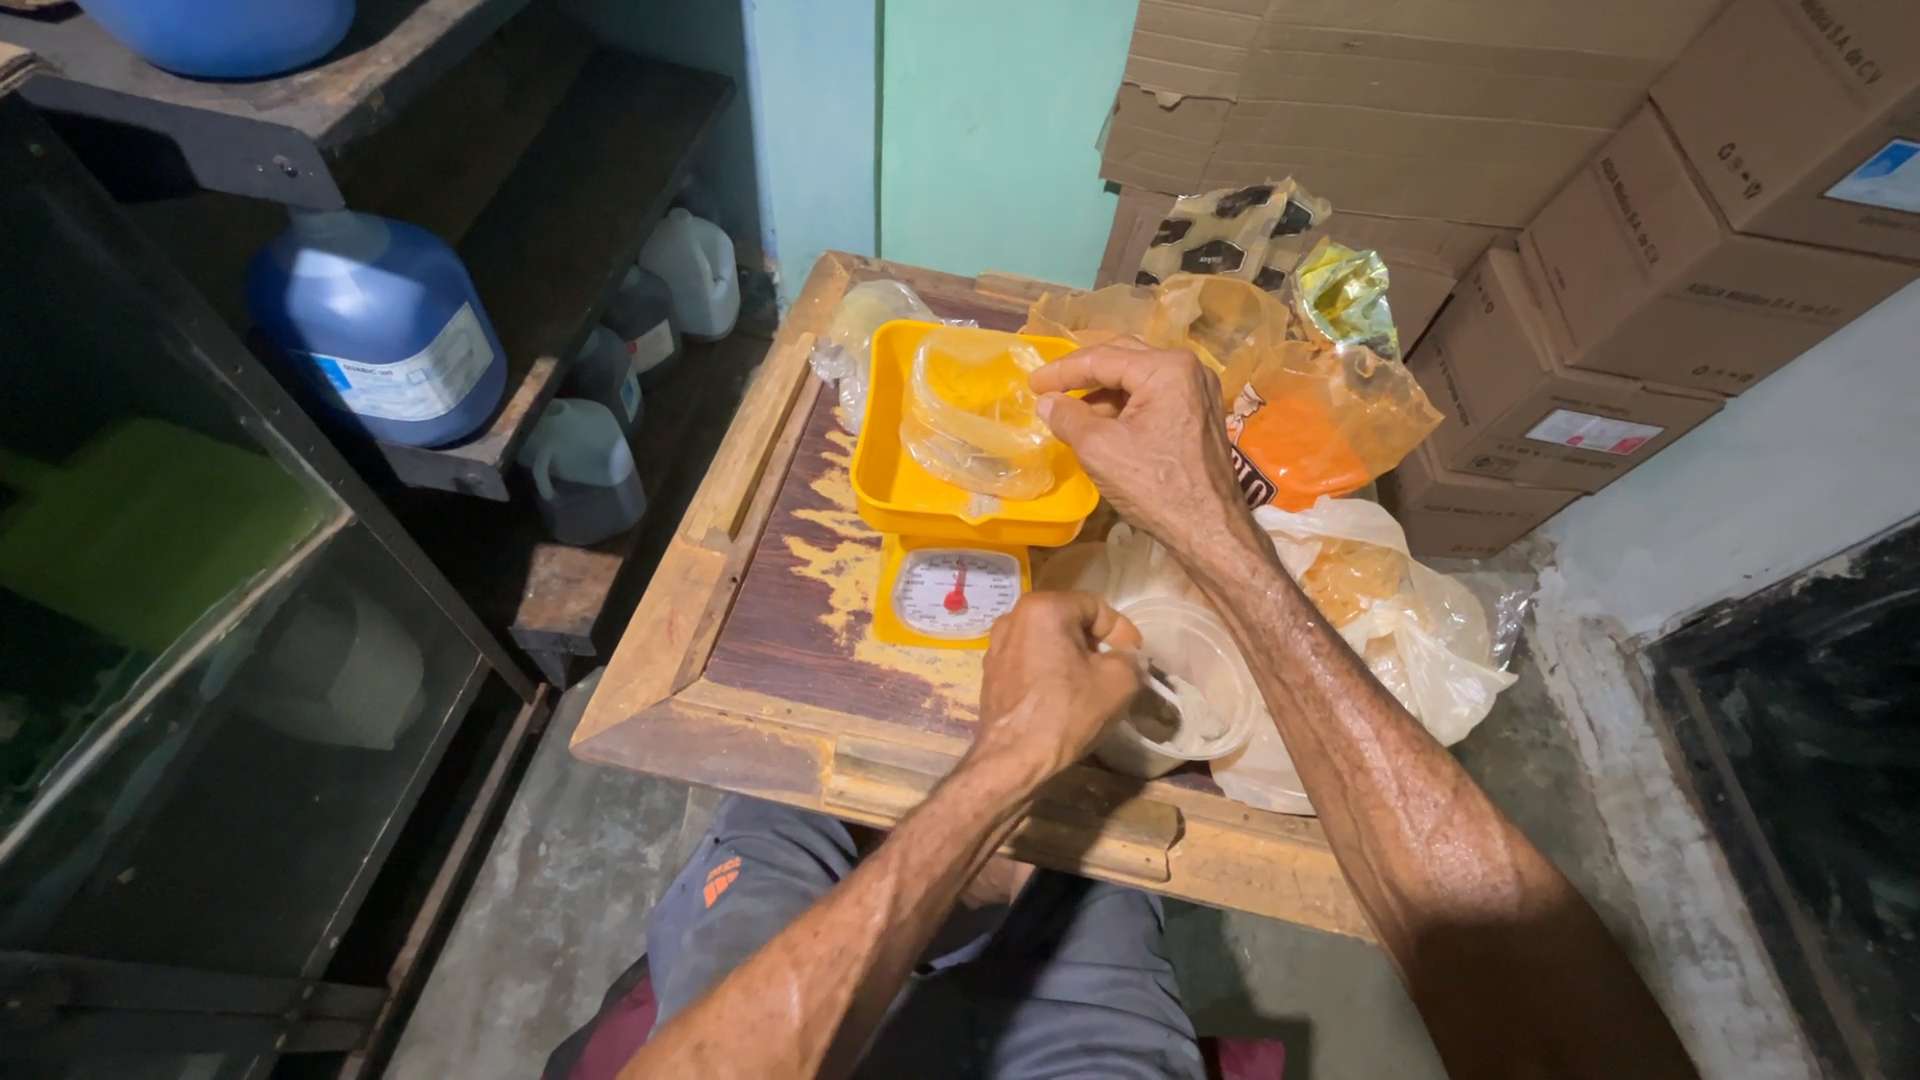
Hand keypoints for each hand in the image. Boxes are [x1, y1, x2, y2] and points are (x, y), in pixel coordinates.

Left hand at [970, 591, 1142, 788]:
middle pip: (1068, 621)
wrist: (1013, 758)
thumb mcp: (1118, 682)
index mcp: (1042, 608)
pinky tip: (1064, 695)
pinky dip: (1051, 670)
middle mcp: (1013, 618)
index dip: (1120, 629)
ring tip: (1092, 683)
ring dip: (1073, 657)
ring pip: (1048, 641)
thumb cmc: (1066, 712)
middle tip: (1116, 668)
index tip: (1135, 654)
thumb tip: (1124, 657)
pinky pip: (1031, 660)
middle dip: (1096, 642)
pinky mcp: (992, 671)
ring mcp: (997, 645)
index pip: (1094, 606)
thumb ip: (1129, 659)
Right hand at [1030, 343, 1258, 563]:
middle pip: (1123, 357)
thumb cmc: (1153, 486)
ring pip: (1137, 377)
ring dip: (1101, 390)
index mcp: (1166, 368)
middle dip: (1082, 374)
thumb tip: (1047, 402)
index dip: (1062, 370)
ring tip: (1068, 408)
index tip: (1031, 383)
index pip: (1102, 357)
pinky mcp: (1199, 413)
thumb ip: (1068, 417)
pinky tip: (1099, 421)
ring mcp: (1198, 390)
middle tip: (1048, 387)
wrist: (1206, 528)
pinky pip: (1152, 395)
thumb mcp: (1099, 449)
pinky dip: (1123, 404)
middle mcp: (1188, 368)